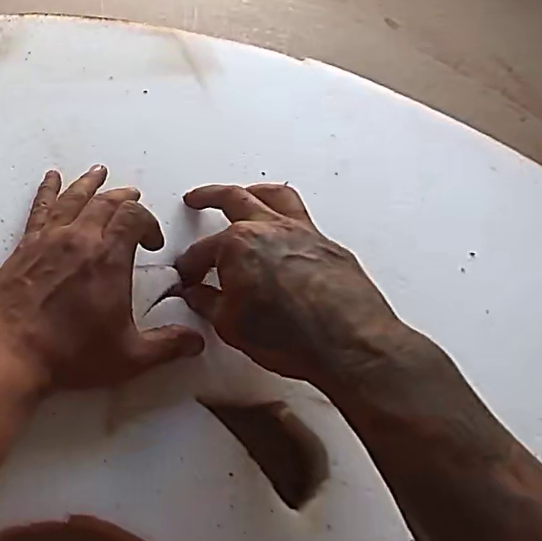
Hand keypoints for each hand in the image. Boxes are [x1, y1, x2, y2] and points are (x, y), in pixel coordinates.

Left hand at [0, 166, 203, 390]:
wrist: (14, 350)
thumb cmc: (71, 353)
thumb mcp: (130, 356)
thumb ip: (167, 344)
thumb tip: (196, 340)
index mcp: (109, 259)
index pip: (134, 218)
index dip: (148, 223)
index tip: (151, 242)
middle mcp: (79, 240)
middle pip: (105, 203)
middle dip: (122, 197)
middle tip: (131, 195)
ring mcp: (49, 239)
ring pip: (73, 198)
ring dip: (89, 184)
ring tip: (98, 171)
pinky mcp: (25, 245)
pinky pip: (40, 208)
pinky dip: (48, 190)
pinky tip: (51, 178)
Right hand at [175, 183, 413, 390]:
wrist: (351, 349)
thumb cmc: (296, 337)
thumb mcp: (230, 324)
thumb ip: (208, 302)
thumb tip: (199, 294)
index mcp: (237, 244)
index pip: (201, 250)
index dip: (190, 266)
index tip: (190, 277)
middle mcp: (269, 229)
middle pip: (232, 199)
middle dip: (208, 197)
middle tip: (197, 199)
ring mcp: (302, 234)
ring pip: (273, 196)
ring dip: (252, 191)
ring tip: (245, 192)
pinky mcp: (329, 246)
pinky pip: (303, 218)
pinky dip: (286, 216)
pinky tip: (283, 228)